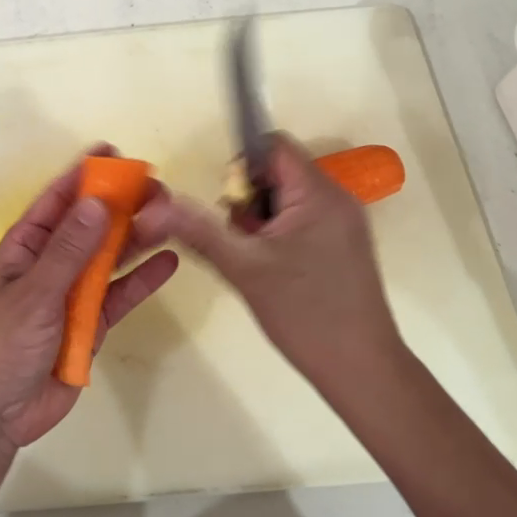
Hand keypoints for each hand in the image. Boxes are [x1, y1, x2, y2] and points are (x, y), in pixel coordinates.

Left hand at [0, 145, 179, 447]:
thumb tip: (98, 202)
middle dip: (119, 204)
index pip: (56, 201)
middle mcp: (50, 262)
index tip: (112, 152)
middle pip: (89, 226)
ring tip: (170, 216)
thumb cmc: (3, 344)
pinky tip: (168, 262)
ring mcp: (72, 293)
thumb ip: (69, 251)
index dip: (82, 175)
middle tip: (158, 186)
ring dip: (135, 237)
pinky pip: (119, 294)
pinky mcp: (90, 323)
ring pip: (109, 257)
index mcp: (26, 246)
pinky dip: (141, 280)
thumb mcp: (35, 293)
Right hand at [147, 133, 400, 382]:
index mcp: (317, 194)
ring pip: (287, 197)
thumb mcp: (242, 268)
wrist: (362, 371)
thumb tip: (154, 205)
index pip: (272, 145)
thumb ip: (197, 229)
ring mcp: (345, 223)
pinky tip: (272, 270)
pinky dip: (278, 234)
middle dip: (247, 198)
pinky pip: (301, 219)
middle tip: (241, 240)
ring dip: (261, 219)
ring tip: (256, 260)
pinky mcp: (345, 245)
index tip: (228, 204)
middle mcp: (336, 199)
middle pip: (278, 171)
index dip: (241, 165)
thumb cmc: (304, 313)